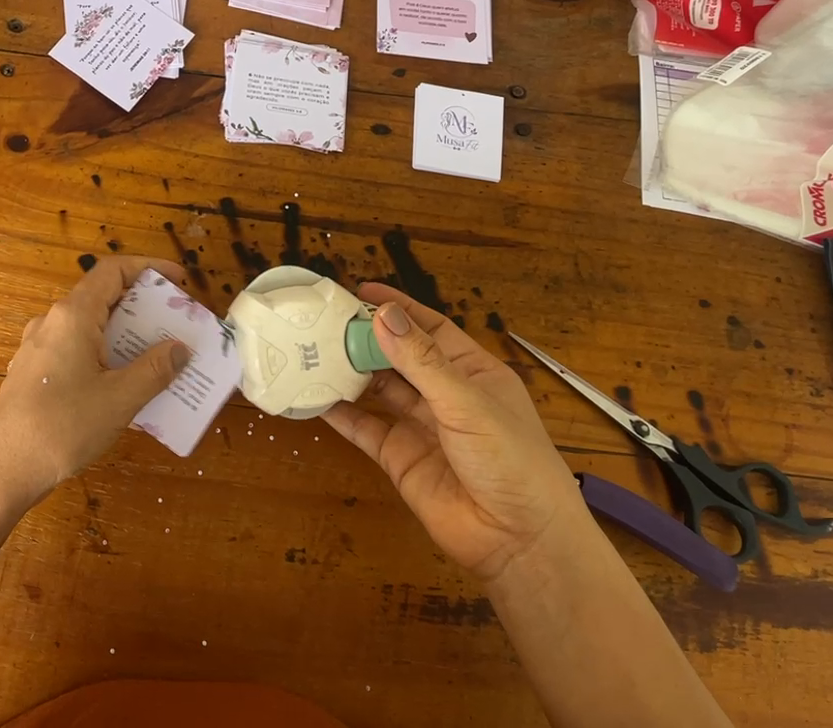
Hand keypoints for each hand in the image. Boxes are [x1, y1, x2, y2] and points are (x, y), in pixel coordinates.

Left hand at [0, 256, 190, 508]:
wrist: (4, 468)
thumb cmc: (63, 427)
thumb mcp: (119, 399)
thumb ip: (153, 369)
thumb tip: (179, 348)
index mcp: (73, 316)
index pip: (113, 271)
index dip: (149, 268)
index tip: (178, 281)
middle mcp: (52, 322)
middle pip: (102, 298)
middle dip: (142, 308)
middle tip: (175, 326)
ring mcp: (37, 346)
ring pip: (88, 327)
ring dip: (123, 335)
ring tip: (156, 357)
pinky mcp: (32, 371)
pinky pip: (75, 350)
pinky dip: (103, 355)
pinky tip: (121, 385)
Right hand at [323, 284, 584, 582]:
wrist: (518, 541)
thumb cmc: (510, 461)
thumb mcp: (467, 402)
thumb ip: (421, 360)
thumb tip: (383, 315)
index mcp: (473, 374)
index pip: (430, 330)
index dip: (398, 309)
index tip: (360, 291)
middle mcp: (444, 396)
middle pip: (398, 357)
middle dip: (366, 339)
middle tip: (325, 322)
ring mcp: (420, 427)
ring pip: (378, 390)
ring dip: (350, 372)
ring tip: (314, 352)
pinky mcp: (398, 457)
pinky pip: (364, 428)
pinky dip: (340, 413)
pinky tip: (314, 397)